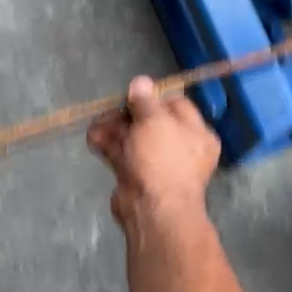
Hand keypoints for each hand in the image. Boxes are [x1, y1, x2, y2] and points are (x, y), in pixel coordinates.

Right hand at [87, 76, 220, 226]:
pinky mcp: (139, 178)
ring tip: (94, 125)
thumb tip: (141, 81)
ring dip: (113, 129)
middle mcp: (181, 148)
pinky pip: (124, 155)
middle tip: (108, 109)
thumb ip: (145, 101)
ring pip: (135, 139)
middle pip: (152, 122)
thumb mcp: (155, 121)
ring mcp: (159, 164)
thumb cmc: (162, 159)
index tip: (132, 94)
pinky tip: (93, 139)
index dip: (153, 97)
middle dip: (127, 114)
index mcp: (198, 133)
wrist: (152, 210)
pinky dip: (110, 146)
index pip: (177, 105)